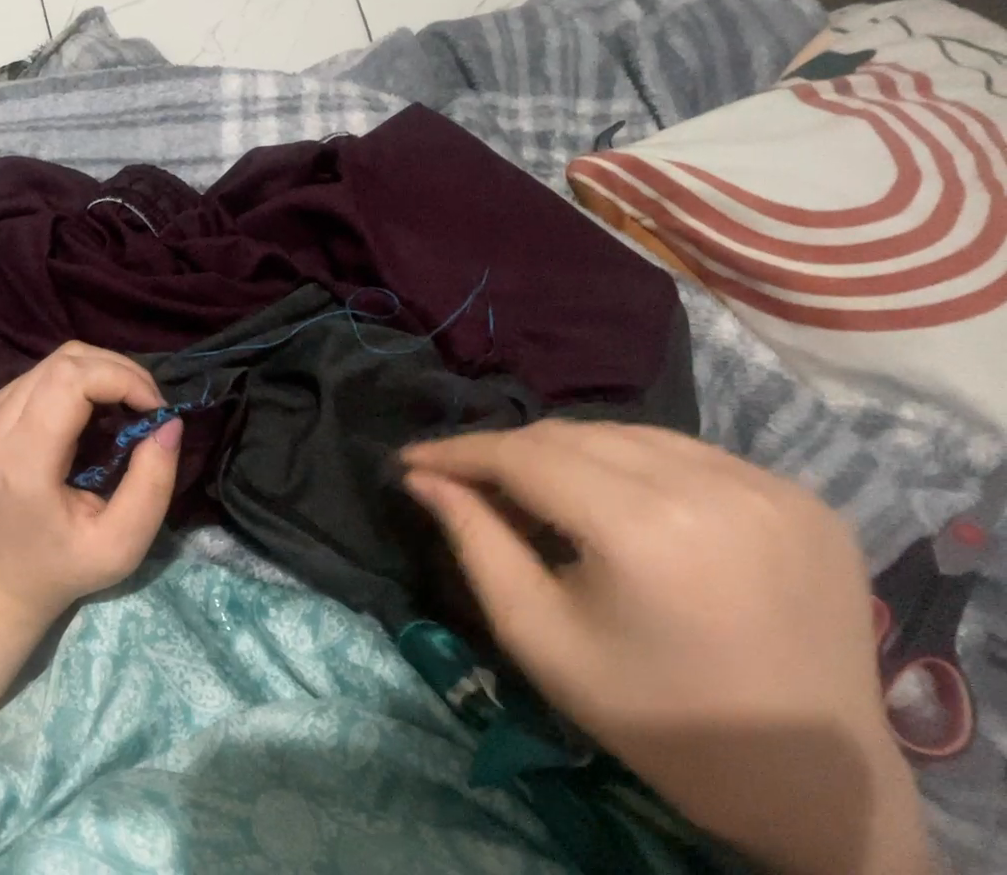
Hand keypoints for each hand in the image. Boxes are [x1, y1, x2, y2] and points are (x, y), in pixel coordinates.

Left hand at [0, 342, 182, 622]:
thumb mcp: (122, 545)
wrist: (2, 572)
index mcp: (23, 460)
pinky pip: (44, 373)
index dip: (123, 378)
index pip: (70, 380)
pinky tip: (98, 414)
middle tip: (150, 408)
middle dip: (120, 372)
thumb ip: (151, 486)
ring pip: (57, 360)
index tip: (157, 410)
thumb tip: (170, 423)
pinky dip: (82, 382)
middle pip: (66, 360)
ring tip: (129, 409)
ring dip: (103, 373)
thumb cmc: (65, 565)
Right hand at [403, 421, 929, 874]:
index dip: (458, 451)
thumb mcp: (536, 634)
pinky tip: (612, 499)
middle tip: (461, 481)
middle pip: (574, 435)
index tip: (409, 459)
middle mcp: (713, 486)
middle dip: (505, 452)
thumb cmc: (650, 717)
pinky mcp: (804, 498)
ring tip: (530, 490)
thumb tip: (423, 479)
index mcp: (645, 529)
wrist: (808, 782)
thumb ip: (475, 541)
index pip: (525, 456)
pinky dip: (630, 464)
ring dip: (564, 452)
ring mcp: (771, 486)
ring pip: (629, 435)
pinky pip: (688, 454)